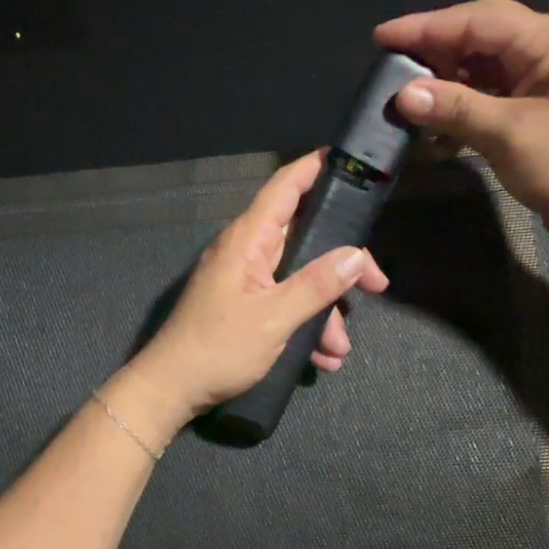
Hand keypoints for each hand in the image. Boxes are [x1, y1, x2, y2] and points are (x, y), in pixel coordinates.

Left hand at [130, 150, 389, 415]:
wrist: (173, 389)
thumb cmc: (219, 348)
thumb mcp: (274, 318)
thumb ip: (316, 284)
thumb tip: (356, 255)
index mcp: (248, 240)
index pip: (285, 188)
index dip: (315, 168)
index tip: (349, 159)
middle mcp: (246, 251)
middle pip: (305, 237)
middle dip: (342, 264)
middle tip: (376, 286)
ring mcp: (245, 279)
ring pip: (299, 278)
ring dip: (325, 311)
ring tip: (339, 349)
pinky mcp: (244, 306)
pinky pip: (285, 304)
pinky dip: (305, 326)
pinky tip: (321, 358)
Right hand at [374, 0, 548, 260]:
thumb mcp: (509, 133)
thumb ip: (454, 108)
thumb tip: (403, 94)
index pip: (477, 19)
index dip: (425, 27)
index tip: (380, 37)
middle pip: (480, 35)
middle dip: (436, 51)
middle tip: (392, 69)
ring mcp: (545, 80)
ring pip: (482, 68)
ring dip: (446, 85)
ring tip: (407, 103)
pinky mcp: (538, 110)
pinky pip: (491, 97)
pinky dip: (462, 110)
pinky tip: (436, 134)